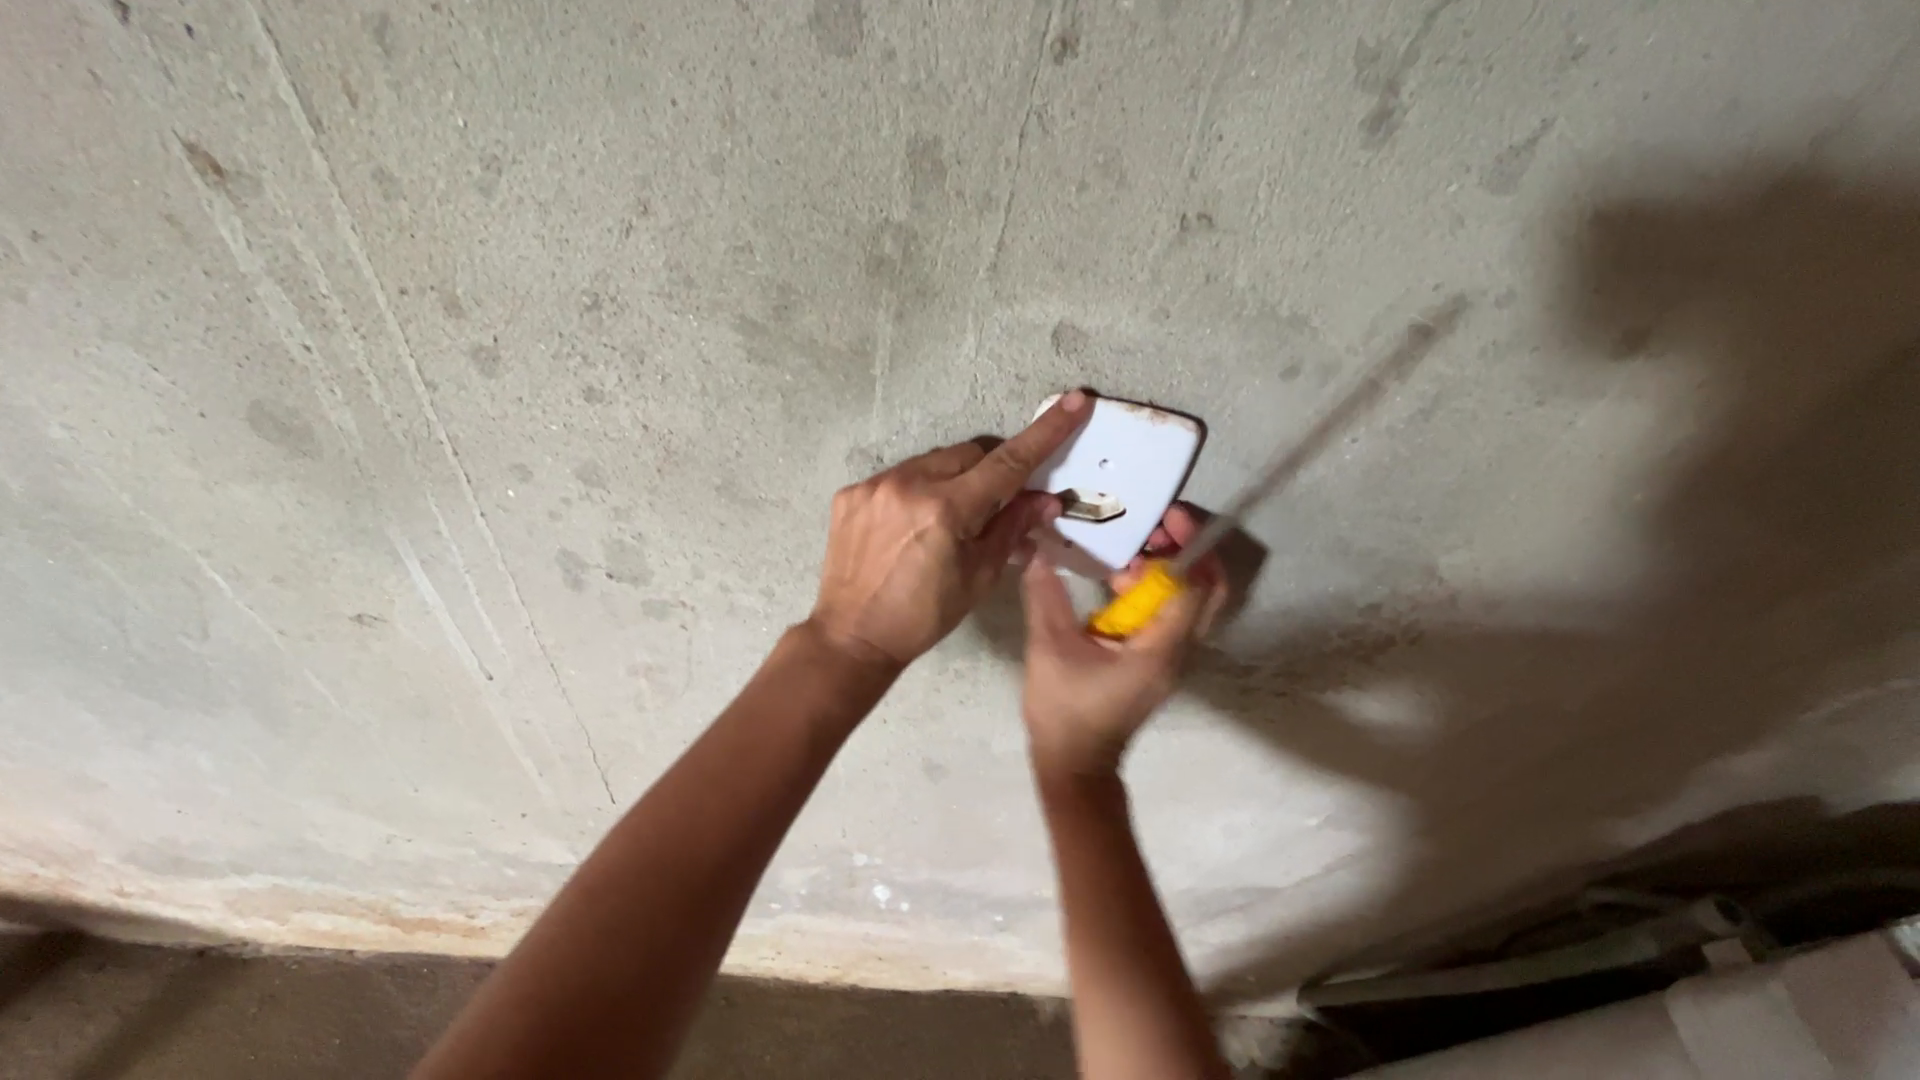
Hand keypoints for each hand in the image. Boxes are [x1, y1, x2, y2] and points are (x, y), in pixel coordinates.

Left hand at [808, 390, 1092, 669]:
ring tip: (947, 519)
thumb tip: (1045, 499)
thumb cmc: (923, 616)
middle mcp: (908, 485)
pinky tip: (911, 525)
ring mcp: (875, 486)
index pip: (1007, 462)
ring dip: (952, 478)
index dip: (1046, 431)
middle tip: (997, 501)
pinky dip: (917, 491)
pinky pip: (899, 476)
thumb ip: (1011, 529)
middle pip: (969, 453)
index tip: (1073, 401)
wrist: (852, 636)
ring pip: (933, 461)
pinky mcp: (852, 494)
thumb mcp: (978, 578)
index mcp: (946, 510)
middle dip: (991, 468)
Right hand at [1020, 504, 1227, 777]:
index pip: (1194, 588)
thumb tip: (1036, 549)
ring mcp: (1172, 656)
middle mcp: (1179, 651)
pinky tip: (1116, 579)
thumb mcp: (1048, 648)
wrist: (1074, 765)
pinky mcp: (1158, 659)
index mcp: (1160, 649)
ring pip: (1193, 601)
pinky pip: (1171, 614)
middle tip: (1157, 524)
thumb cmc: (1064, 712)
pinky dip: (1154, 589)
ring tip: (1129, 550)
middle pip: (1209, 591)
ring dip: (1169, 569)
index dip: (1187, 546)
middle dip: (1190, 551)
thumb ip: (1045, 595)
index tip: (1164, 517)